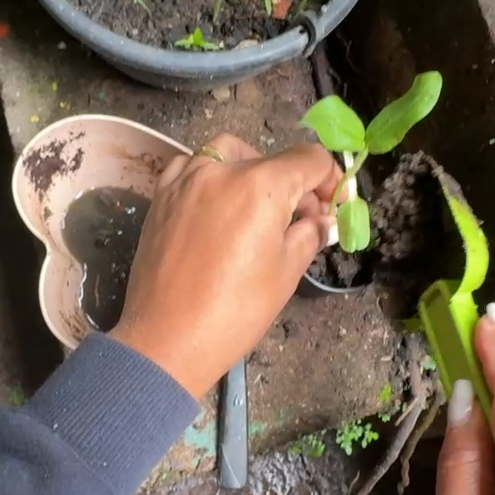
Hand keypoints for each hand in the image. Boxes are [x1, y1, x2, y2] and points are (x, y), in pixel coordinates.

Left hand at [111, 134, 339, 395]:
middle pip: (270, 158)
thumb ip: (308, 235)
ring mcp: (185, 180)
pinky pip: (191, 168)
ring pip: (227, 154)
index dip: (331, 179)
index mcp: (261, 186)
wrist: (167, 340)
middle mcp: (221, 171)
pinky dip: (211, 176)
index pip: (309, 159)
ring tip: (257, 208)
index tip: (333, 207)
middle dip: (293, 183)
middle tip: (300, 220)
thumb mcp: (286, 273)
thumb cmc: (235, 311)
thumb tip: (321, 220)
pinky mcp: (161, 198)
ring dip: (251, 171)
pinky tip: (217, 206)